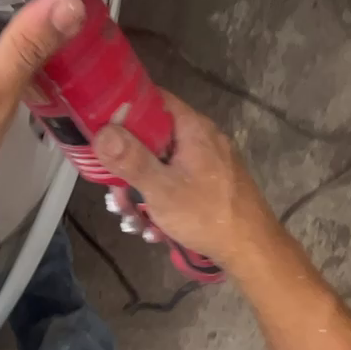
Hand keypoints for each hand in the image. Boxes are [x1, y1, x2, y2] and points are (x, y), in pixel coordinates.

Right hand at [92, 91, 292, 276]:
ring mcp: (208, 162)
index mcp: (193, 128)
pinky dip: (161, 201)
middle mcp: (202, 138)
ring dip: (141, 193)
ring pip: (161, 166)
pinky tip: (153, 228)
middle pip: (152, 138)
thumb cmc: (206, 215)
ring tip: (133, 221)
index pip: (153, 100)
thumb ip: (131, 160)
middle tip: (115, 196)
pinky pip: (176, 183)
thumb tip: (100, 132)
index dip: (123, 111)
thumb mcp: (162, 189)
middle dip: (128, 168)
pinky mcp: (211, 184)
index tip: (99, 130)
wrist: (251, 250)